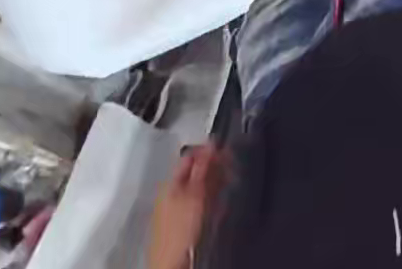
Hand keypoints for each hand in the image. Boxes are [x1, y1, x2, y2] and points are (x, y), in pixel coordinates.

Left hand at [146, 143, 226, 268]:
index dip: (207, 151)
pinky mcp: (186, 224)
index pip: (190, 156)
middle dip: (214, 167)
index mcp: (170, 183)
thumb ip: (203, 168)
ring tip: (229, 183)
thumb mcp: (194, 193)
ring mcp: (179, 209)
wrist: (173, 266)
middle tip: (230, 166)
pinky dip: (213, 200)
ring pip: (201, 188)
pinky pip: (202, 204)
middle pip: (196, 172)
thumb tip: (211, 144)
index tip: (224, 149)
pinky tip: (221, 204)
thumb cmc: (179, 230)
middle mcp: (173, 194)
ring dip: (216, 183)